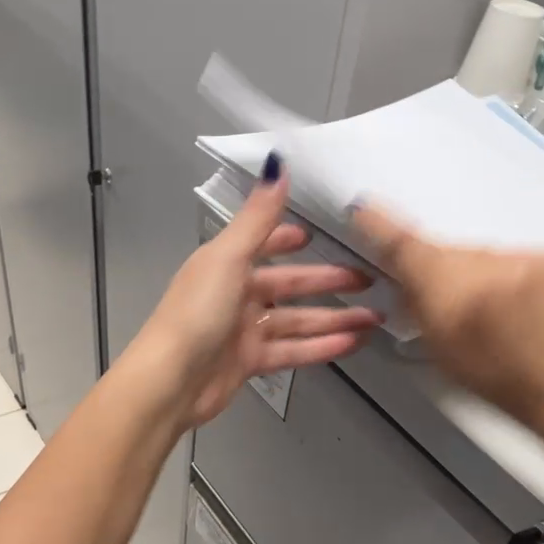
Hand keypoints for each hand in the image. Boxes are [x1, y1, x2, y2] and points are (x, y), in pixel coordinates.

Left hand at [129, 158, 382, 426]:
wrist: (170, 381)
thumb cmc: (195, 314)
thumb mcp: (227, 258)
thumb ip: (257, 217)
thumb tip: (276, 163)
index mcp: (224, 264)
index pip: (262, 244)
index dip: (288, 238)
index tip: (317, 235)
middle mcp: (235, 294)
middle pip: (289, 285)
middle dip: (327, 281)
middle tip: (367, 280)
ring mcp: (243, 331)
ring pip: (297, 320)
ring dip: (334, 318)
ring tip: (373, 317)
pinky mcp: (250, 362)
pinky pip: (293, 350)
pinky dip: (321, 347)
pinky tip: (352, 343)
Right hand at [353, 205, 543, 455]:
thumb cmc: (507, 386)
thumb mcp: (445, 356)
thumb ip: (421, 310)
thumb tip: (406, 281)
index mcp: (452, 295)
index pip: (407, 246)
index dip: (380, 225)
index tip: (364, 208)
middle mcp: (487, 264)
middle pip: (445, 252)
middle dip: (438, 270)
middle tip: (446, 306)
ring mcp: (524, 256)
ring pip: (479, 254)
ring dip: (475, 275)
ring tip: (492, 315)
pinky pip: (511, 257)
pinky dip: (506, 276)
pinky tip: (520, 308)